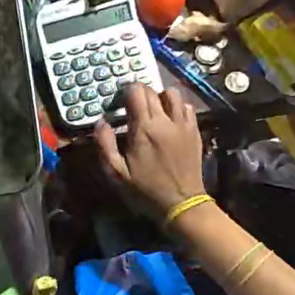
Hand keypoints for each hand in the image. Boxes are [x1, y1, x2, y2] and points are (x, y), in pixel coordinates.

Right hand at [93, 84, 204, 217]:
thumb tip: (100, 122)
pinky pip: (187, 107)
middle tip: (132, 105)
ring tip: (153, 108)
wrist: (182, 204)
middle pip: (152, 90)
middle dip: (139, 93)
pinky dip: (177, 106)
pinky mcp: (194, 131)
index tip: (119, 100)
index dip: (125, 91)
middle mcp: (165, 121)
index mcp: (143, 129)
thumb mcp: (117, 174)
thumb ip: (105, 145)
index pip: (135, 92)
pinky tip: (170, 117)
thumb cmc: (145, 191)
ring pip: (172, 94)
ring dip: (160, 96)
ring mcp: (183, 124)